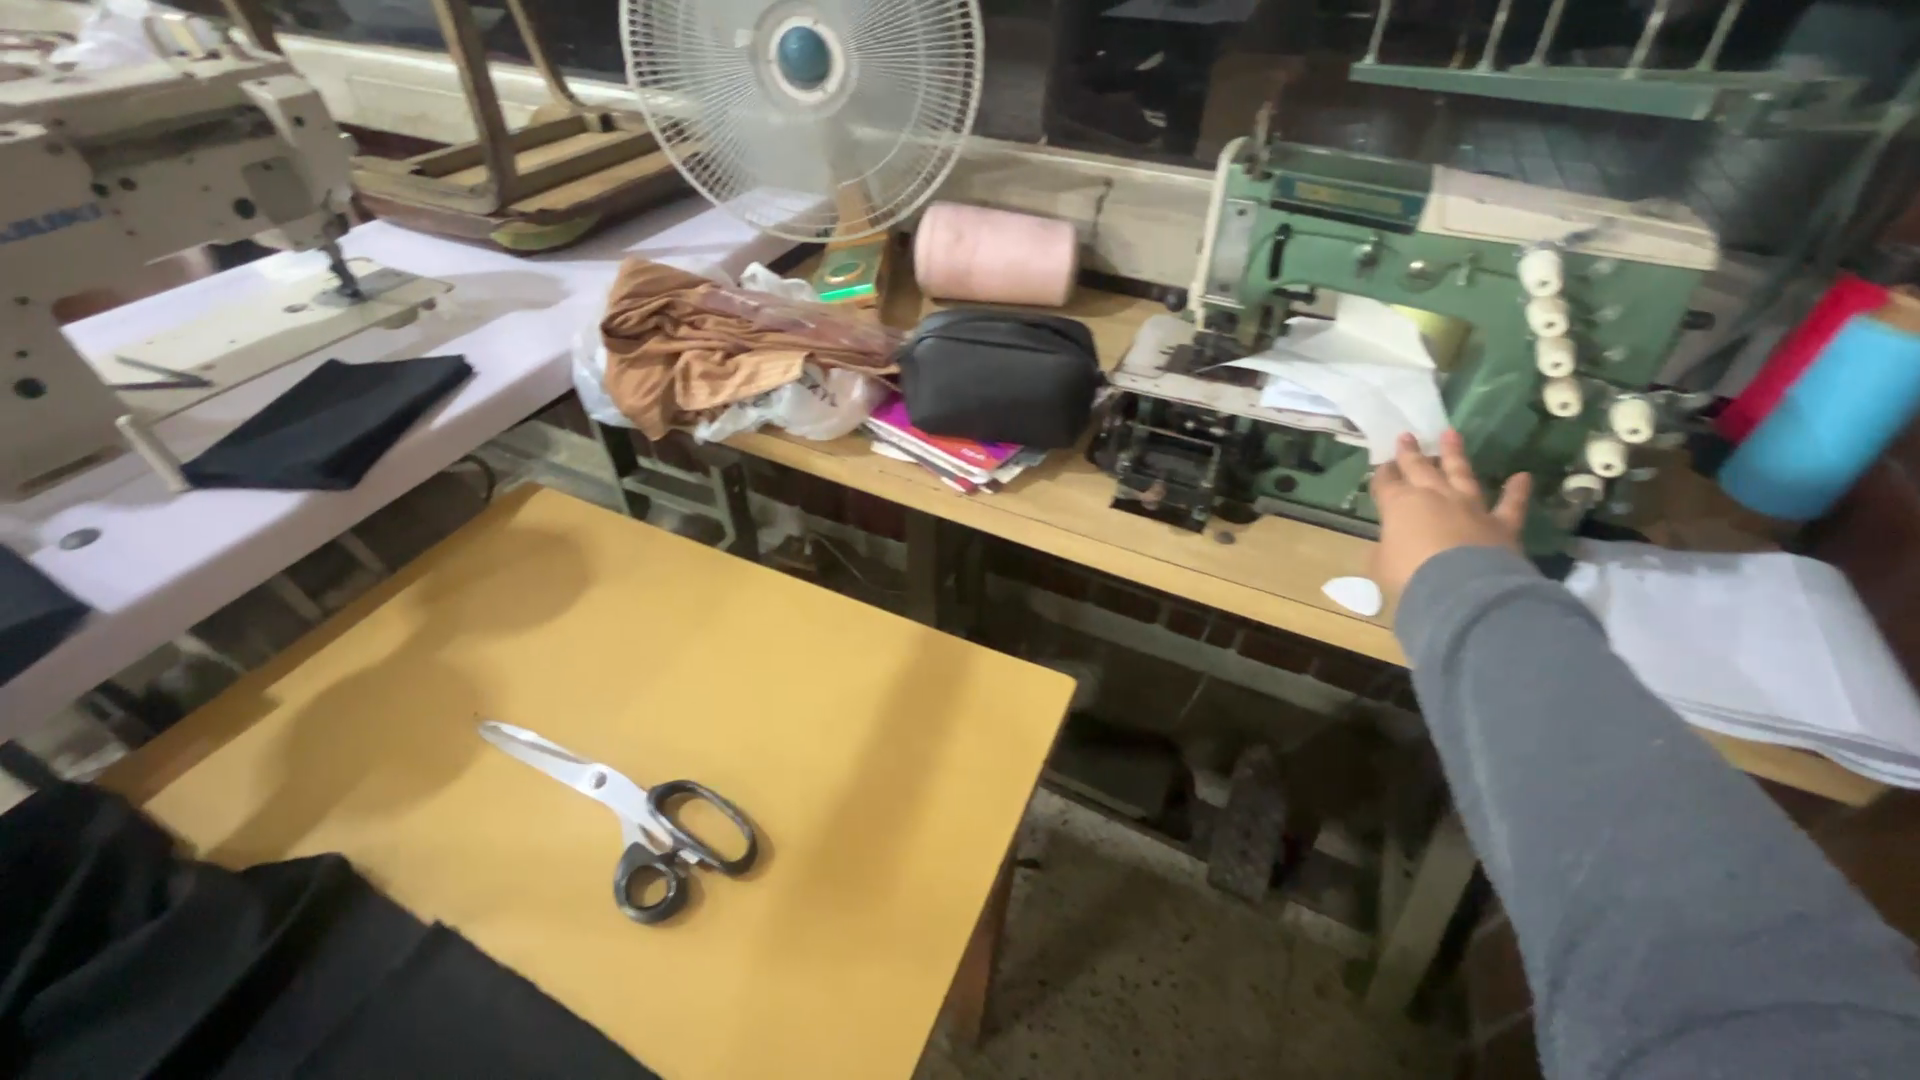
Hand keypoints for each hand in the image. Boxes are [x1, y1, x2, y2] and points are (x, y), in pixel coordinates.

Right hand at [1369, 431, 1531, 597]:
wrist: (1461, 587)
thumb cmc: (1410, 574)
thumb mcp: (1381, 563)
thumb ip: (1386, 548)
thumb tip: (1392, 545)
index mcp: (1399, 505)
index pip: (1386, 484)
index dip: (1383, 474)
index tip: (1382, 466)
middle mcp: (1434, 497)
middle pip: (1420, 469)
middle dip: (1411, 453)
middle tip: (1407, 436)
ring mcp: (1470, 507)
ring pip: (1462, 474)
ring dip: (1456, 455)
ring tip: (1451, 434)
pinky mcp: (1500, 524)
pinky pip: (1511, 504)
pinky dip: (1517, 491)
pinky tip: (1523, 477)